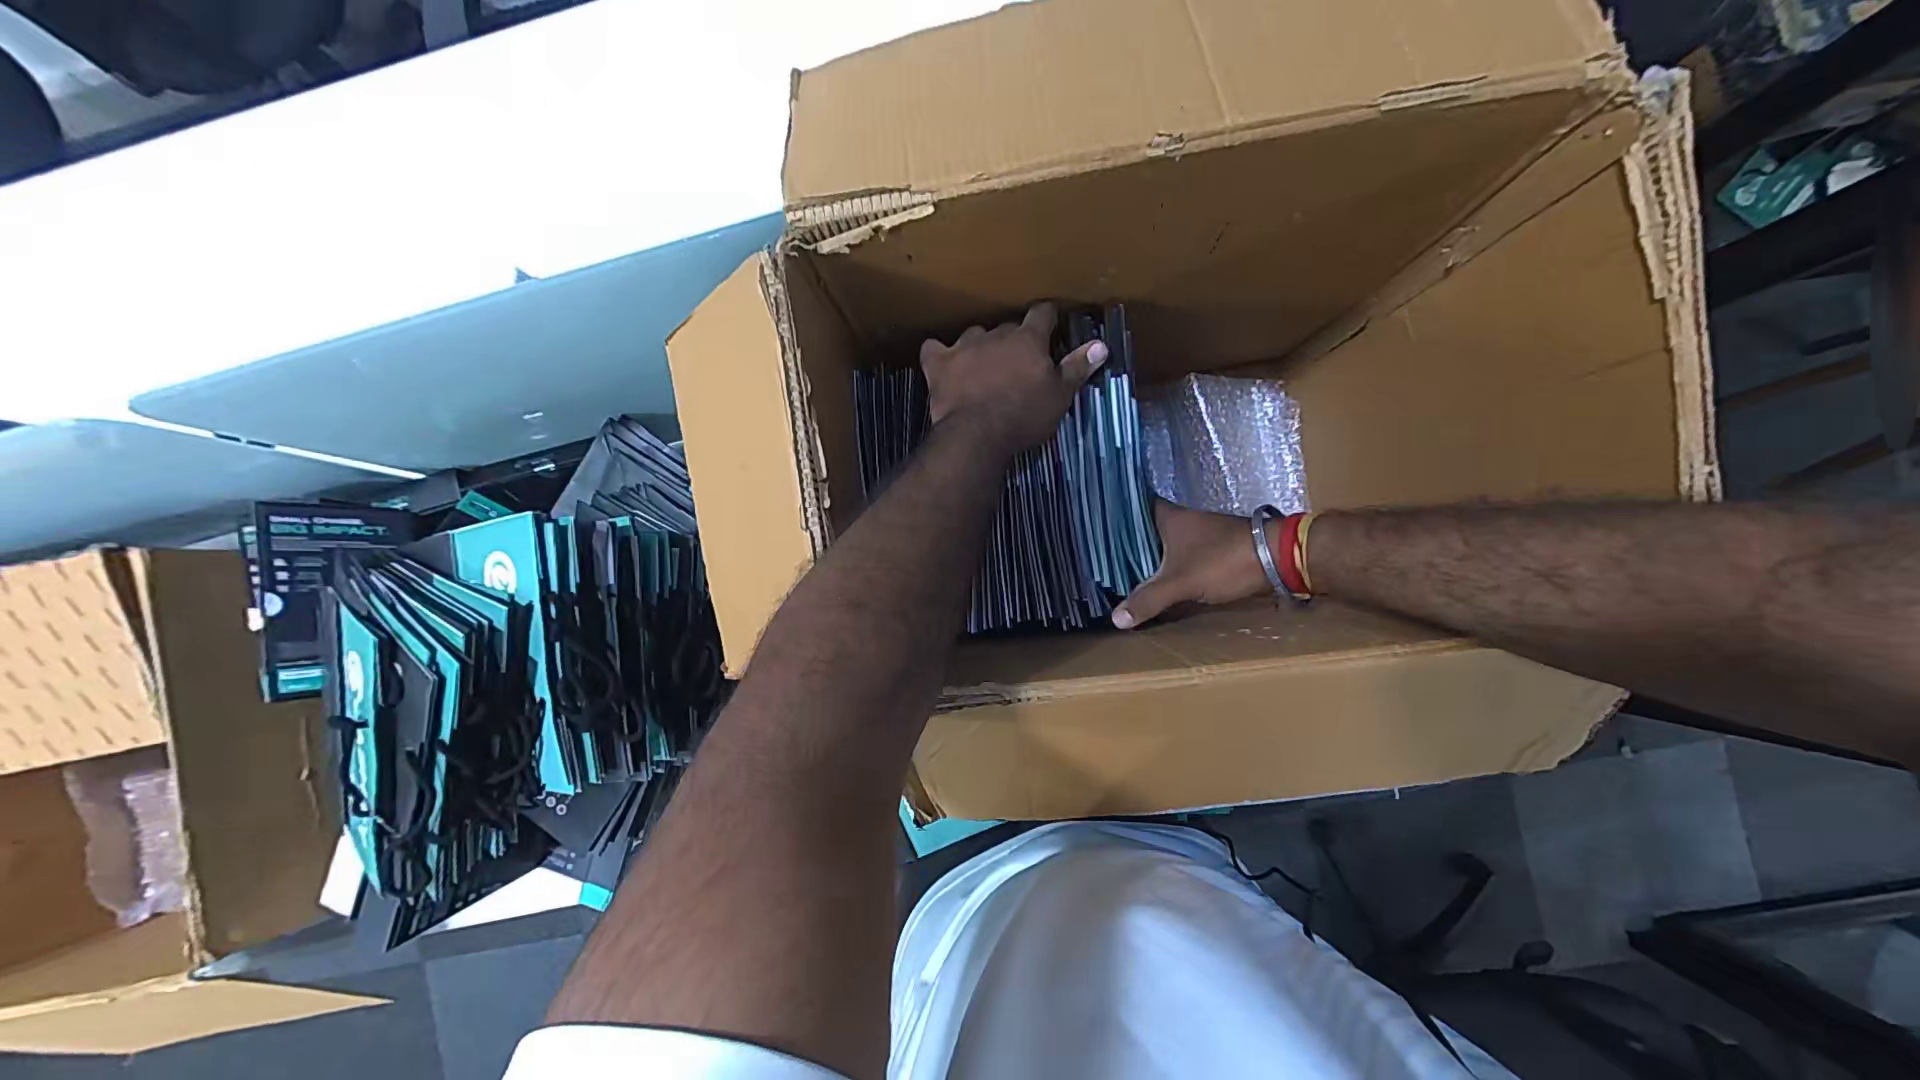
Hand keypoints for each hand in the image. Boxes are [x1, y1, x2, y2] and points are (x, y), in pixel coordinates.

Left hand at [921, 302, 1107, 456]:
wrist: (976, 435)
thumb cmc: (1024, 417)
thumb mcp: (1059, 396)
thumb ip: (1077, 368)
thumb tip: (1101, 345)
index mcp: (1028, 340)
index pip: (1042, 314)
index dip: (1047, 318)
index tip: (1051, 326)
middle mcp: (995, 335)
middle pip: (1007, 327)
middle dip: (1014, 340)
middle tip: (1018, 363)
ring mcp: (964, 347)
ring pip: (974, 335)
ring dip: (980, 346)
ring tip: (984, 366)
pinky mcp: (939, 364)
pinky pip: (934, 348)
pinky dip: (939, 354)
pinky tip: (943, 362)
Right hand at [1112, 500, 1271, 627]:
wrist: (1278, 558)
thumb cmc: (1223, 559)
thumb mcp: (1181, 582)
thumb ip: (1148, 599)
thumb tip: (1115, 619)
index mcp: (1166, 516)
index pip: (1131, 506)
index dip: (1112, 514)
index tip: (1091, 524)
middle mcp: (1179, 520)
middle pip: (1143, 527)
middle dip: (1124, 541)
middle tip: (1097, 554)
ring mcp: (1196, 534)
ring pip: (1161, 542)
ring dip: (1145, 554)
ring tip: (1117, 569)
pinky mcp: (1209, 549)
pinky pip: (1176, 555)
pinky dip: (1164, 565)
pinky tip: (1152, 578)